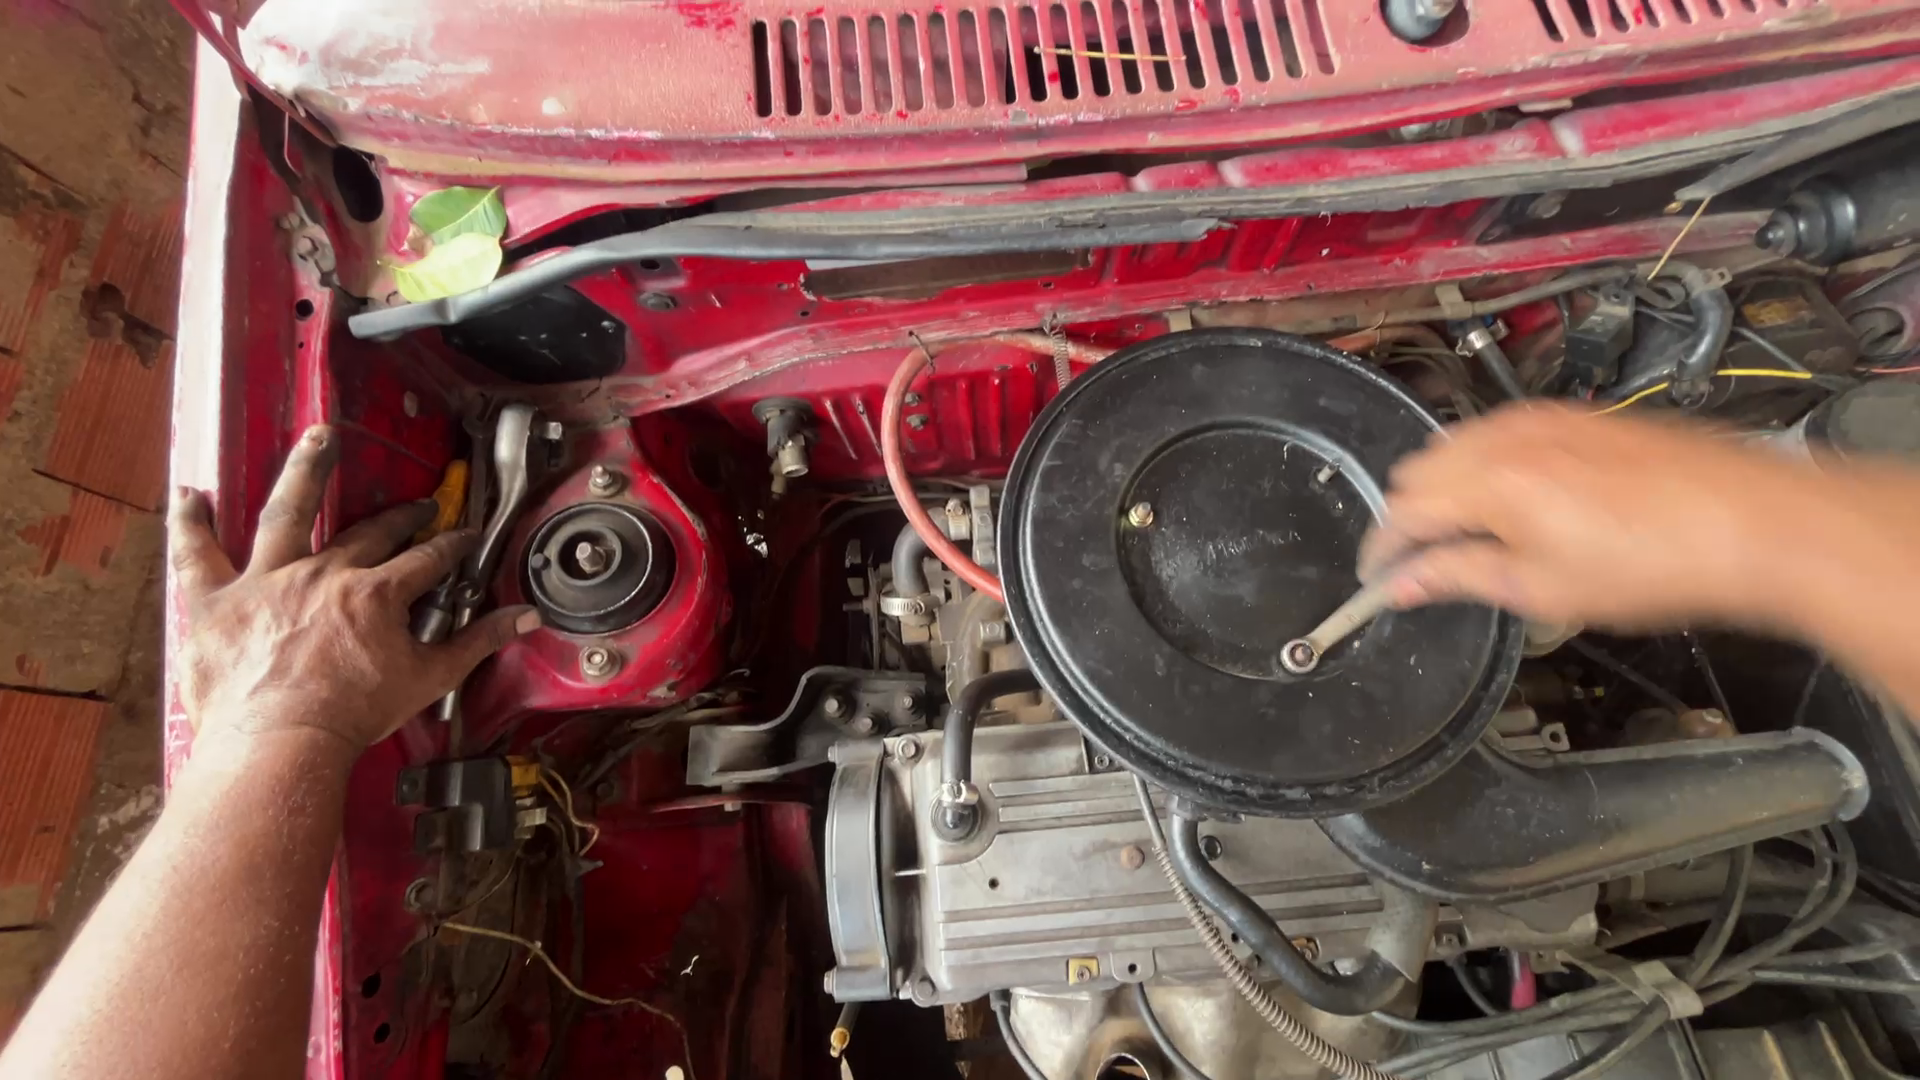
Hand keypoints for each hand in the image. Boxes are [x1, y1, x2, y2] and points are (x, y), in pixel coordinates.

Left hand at [169, 425, 539, 752]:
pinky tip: (191, 494)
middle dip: (402, 516)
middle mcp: (325, 573)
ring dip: (305, 472)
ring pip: (286, 514)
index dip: (454, 545)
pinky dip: (191, 524)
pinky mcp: (216, 602)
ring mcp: (267, 581)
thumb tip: (530, 617)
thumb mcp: (434, 675)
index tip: (467, 536)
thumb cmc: (357, 710)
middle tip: (421, 506)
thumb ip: (482, 639)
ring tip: (317, 438)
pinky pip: (197, 555)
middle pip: (370, 531)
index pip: (429, 557)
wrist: (279, 742)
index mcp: (378, 592)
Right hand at [1357, 403, 1871, 630]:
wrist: (1764, 522)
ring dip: (1440, 489)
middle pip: (1413, 474)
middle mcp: (1502, 439)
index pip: (1399, 514)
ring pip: (1447, 448)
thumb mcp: (1540, 588)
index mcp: (1488, 484)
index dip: (1380, 552)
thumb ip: (1453, 577)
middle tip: (1426, 559)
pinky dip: (1478, 464)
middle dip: (1407, 517)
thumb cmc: (1658, 563)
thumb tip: (1399, 586)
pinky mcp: (1568, 414)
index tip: (1377, 577)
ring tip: (1470, 531)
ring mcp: (1537, 419)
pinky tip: (1510, 498)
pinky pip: (1490, 433)